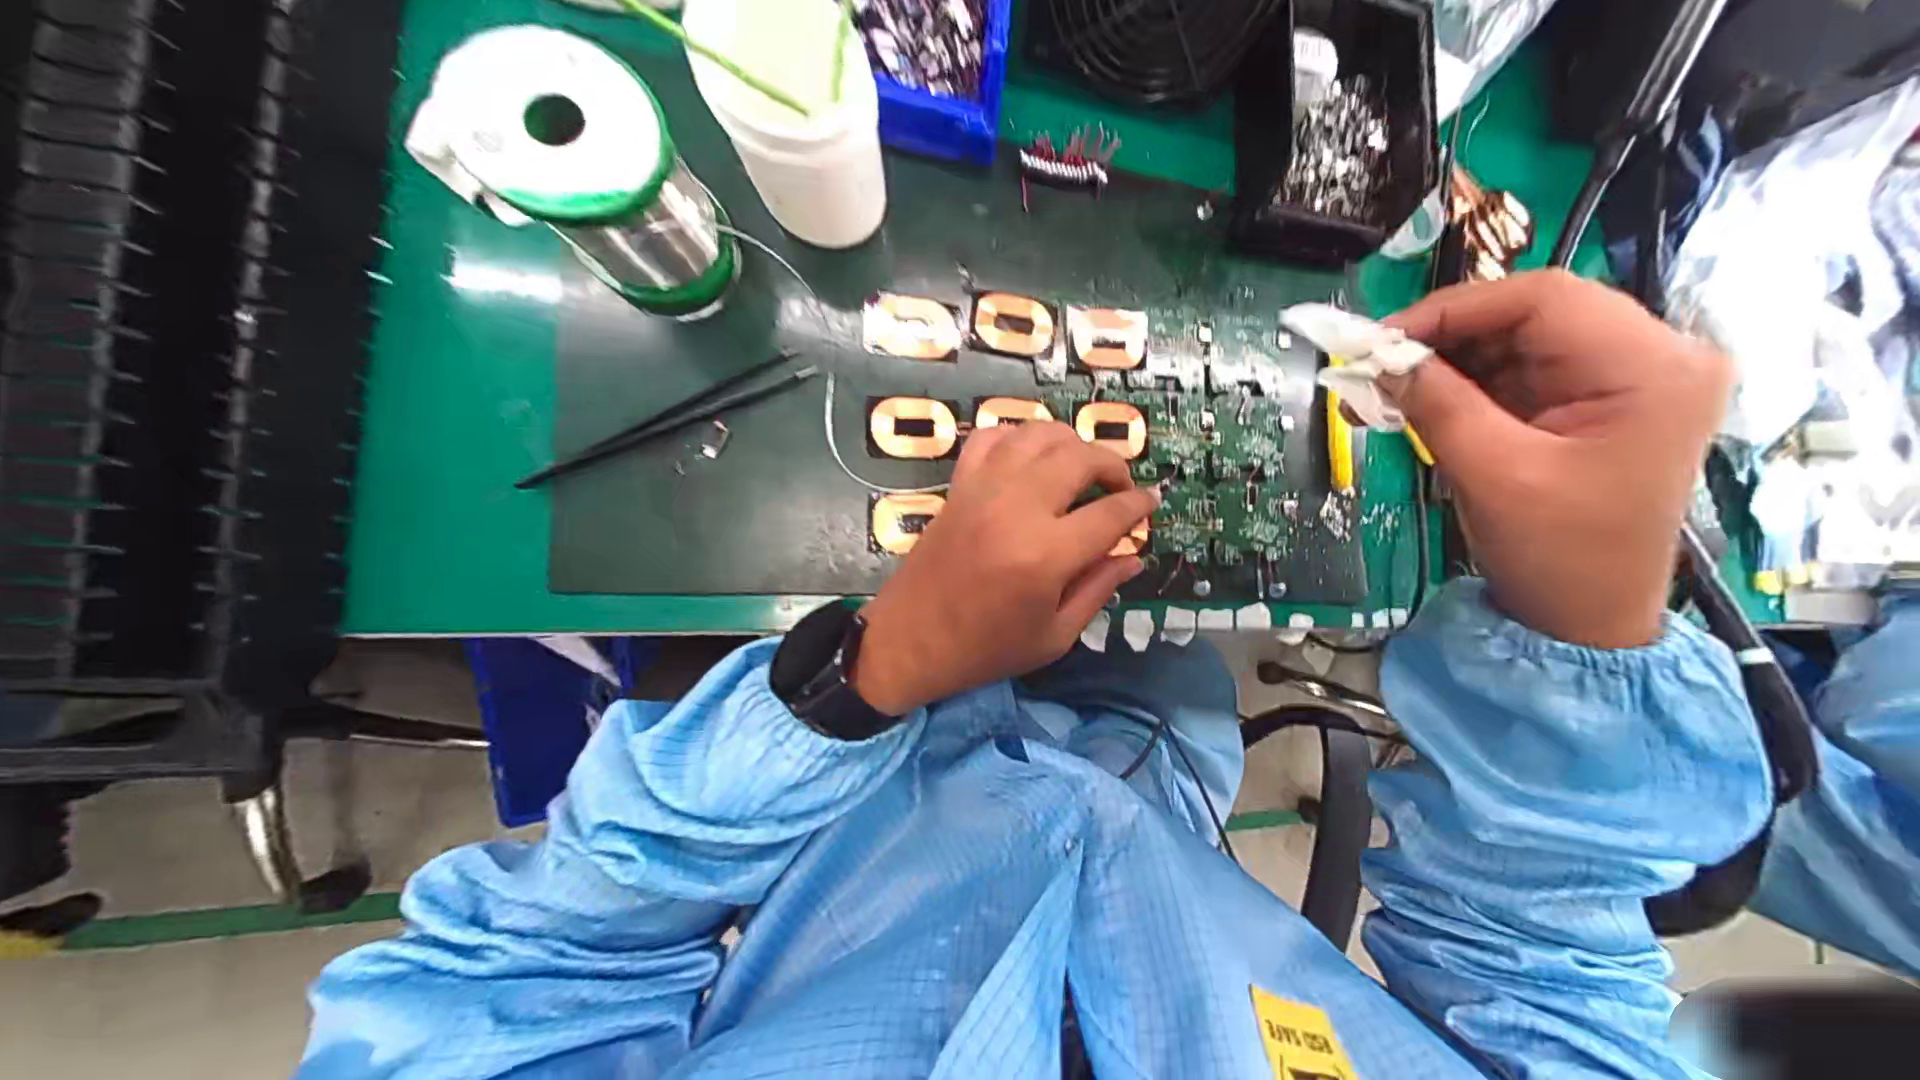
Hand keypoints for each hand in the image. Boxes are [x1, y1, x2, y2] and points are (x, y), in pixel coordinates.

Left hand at [852, 422, 1158, 713]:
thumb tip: (1133, 557)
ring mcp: (983, 490)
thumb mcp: (1054, 637)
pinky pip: (991, 438)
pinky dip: (1017, 438)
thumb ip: (1098, 590)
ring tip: (1081, 470)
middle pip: (1080, 458)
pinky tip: (1029, 460)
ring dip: (1070, 445)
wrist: (910, 641)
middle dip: (1113, 467)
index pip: (1111, 513)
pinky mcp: (959, 487)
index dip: (1140, 506)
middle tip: (1120, 490)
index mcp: (1046, 554)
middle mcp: (1017, 508)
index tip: (1151, 504)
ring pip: (1038, 435)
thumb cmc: (984, 649)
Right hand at [1382, 270, 1730, 647]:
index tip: (1379, 340)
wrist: (1587, 615)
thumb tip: (1379, 360)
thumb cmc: (1557, 552)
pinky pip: (1515, 371)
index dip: (1452, 309)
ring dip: (1445, 361)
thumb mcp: (1492, 474)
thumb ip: (1438, 405)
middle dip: (1444, 337)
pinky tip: (1418, 402)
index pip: (1542, 298)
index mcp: (1650, 368)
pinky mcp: (1591, 402)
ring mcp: (1622, 379)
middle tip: (1374, 365)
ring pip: (1515, 340)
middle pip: (1530, 314)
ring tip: (1386, 389)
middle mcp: (1650, 357)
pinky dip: (1460, 383)